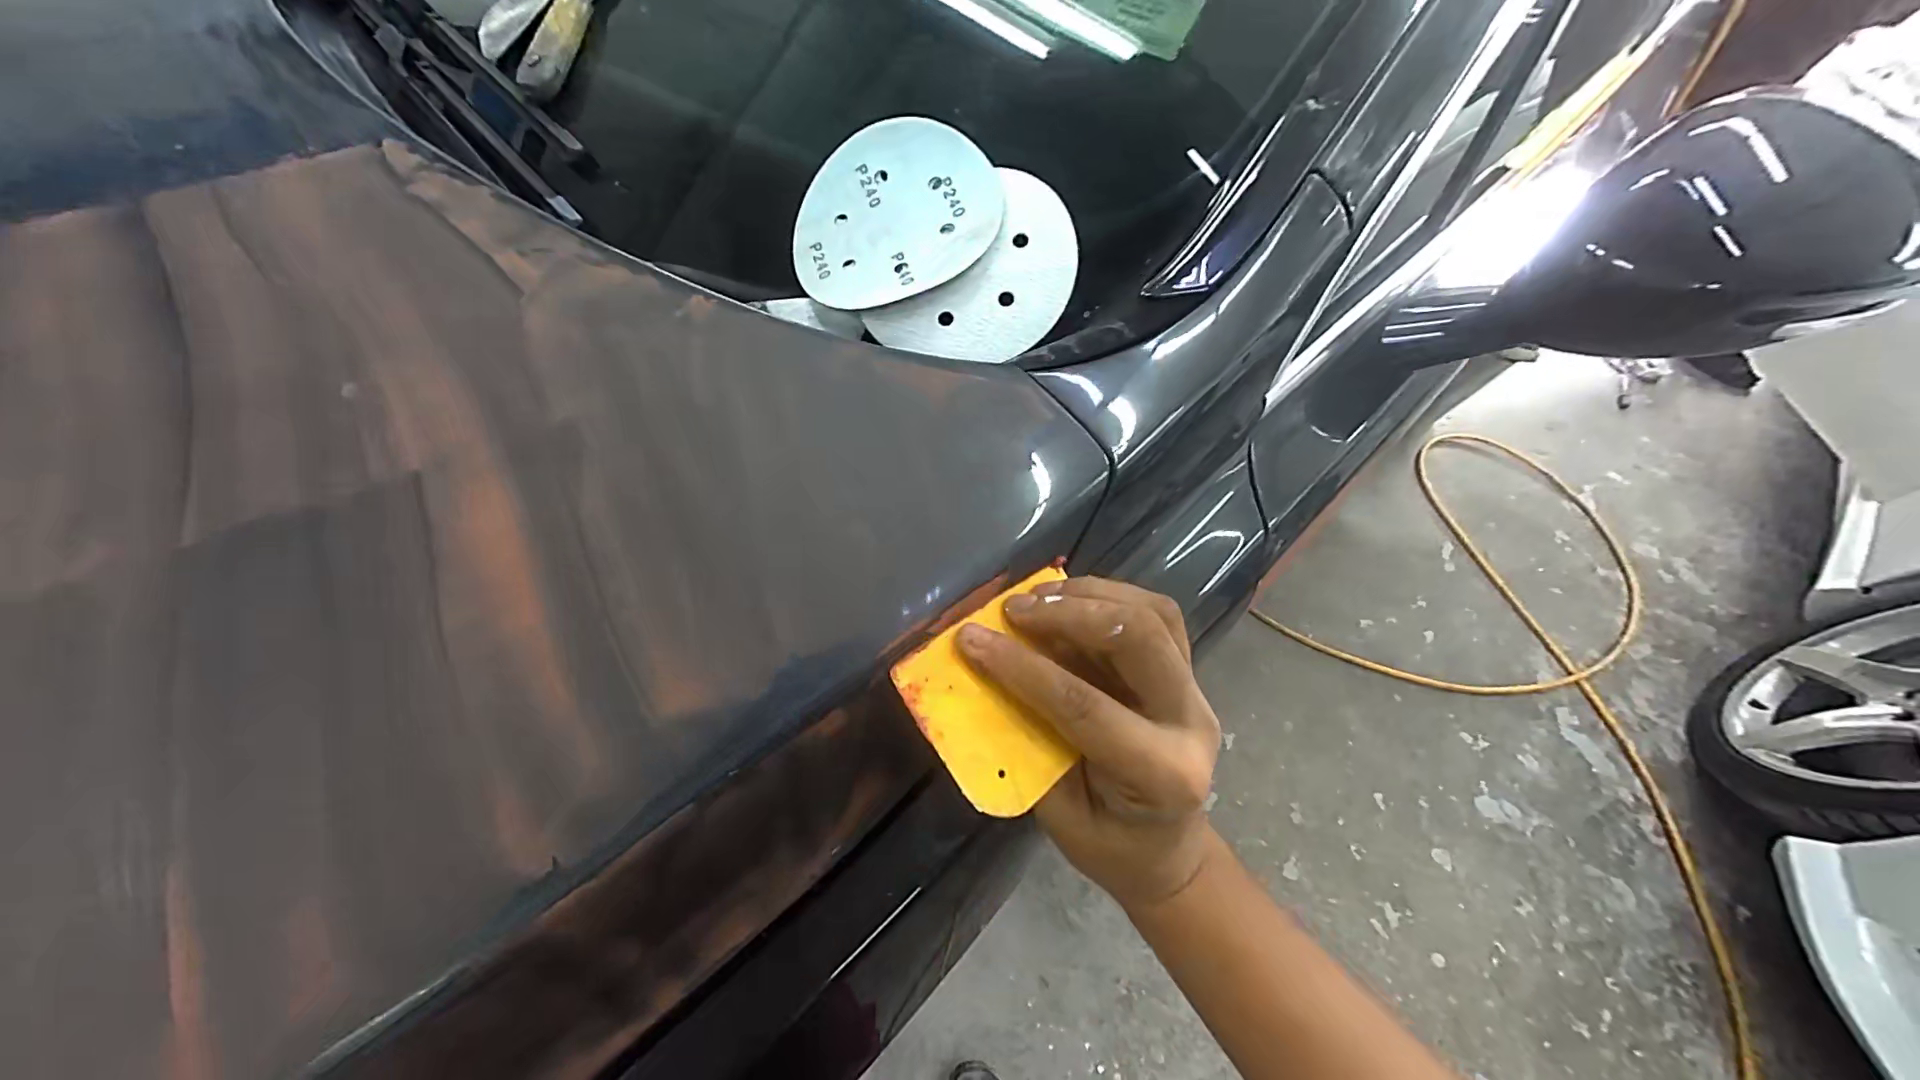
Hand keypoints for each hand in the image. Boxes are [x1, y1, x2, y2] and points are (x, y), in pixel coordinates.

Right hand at [957, 576, 1221, 910]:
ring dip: (1090, 594)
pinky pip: (1157, 615)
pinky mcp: (1189, 672)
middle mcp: (1190, 723)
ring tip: (1036, 596)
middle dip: (1070, 612)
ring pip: (1155, 614)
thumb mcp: (1058, 813)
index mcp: (1160, 773)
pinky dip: (1107, 596)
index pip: (1084, 704)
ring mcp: (1197, 692)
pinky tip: (1067, 600)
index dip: (1021, 667)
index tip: (971, 639)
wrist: (1165, 849)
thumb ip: (1026, 746)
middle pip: (1140, 639)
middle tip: (1012, 609)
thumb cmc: (1108, 844)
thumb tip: (980, 679)